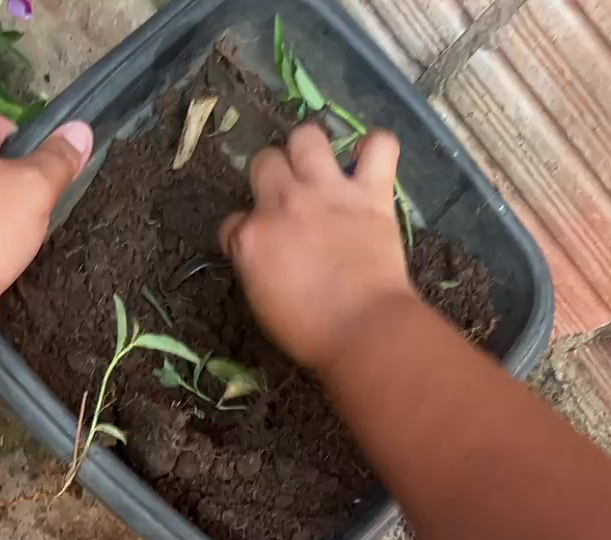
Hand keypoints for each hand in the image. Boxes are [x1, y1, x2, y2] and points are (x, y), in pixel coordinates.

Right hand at [218, 124, 417, 369]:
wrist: (363, 329)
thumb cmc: (307, 331)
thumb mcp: (262, 304)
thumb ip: (255, 267)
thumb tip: (260, 256)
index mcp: (251, 238)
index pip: (232, 222)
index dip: (242, 234)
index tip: (256, 250)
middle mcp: (283, 203)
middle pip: (264, 162)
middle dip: (270, 177)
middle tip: (285, 201)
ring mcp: (328, 192)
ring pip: (307, 136)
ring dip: (308, 150)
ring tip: (318, 171)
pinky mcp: (371, 192)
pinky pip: (379, 145)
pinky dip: (375, 150)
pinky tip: (369, 164)